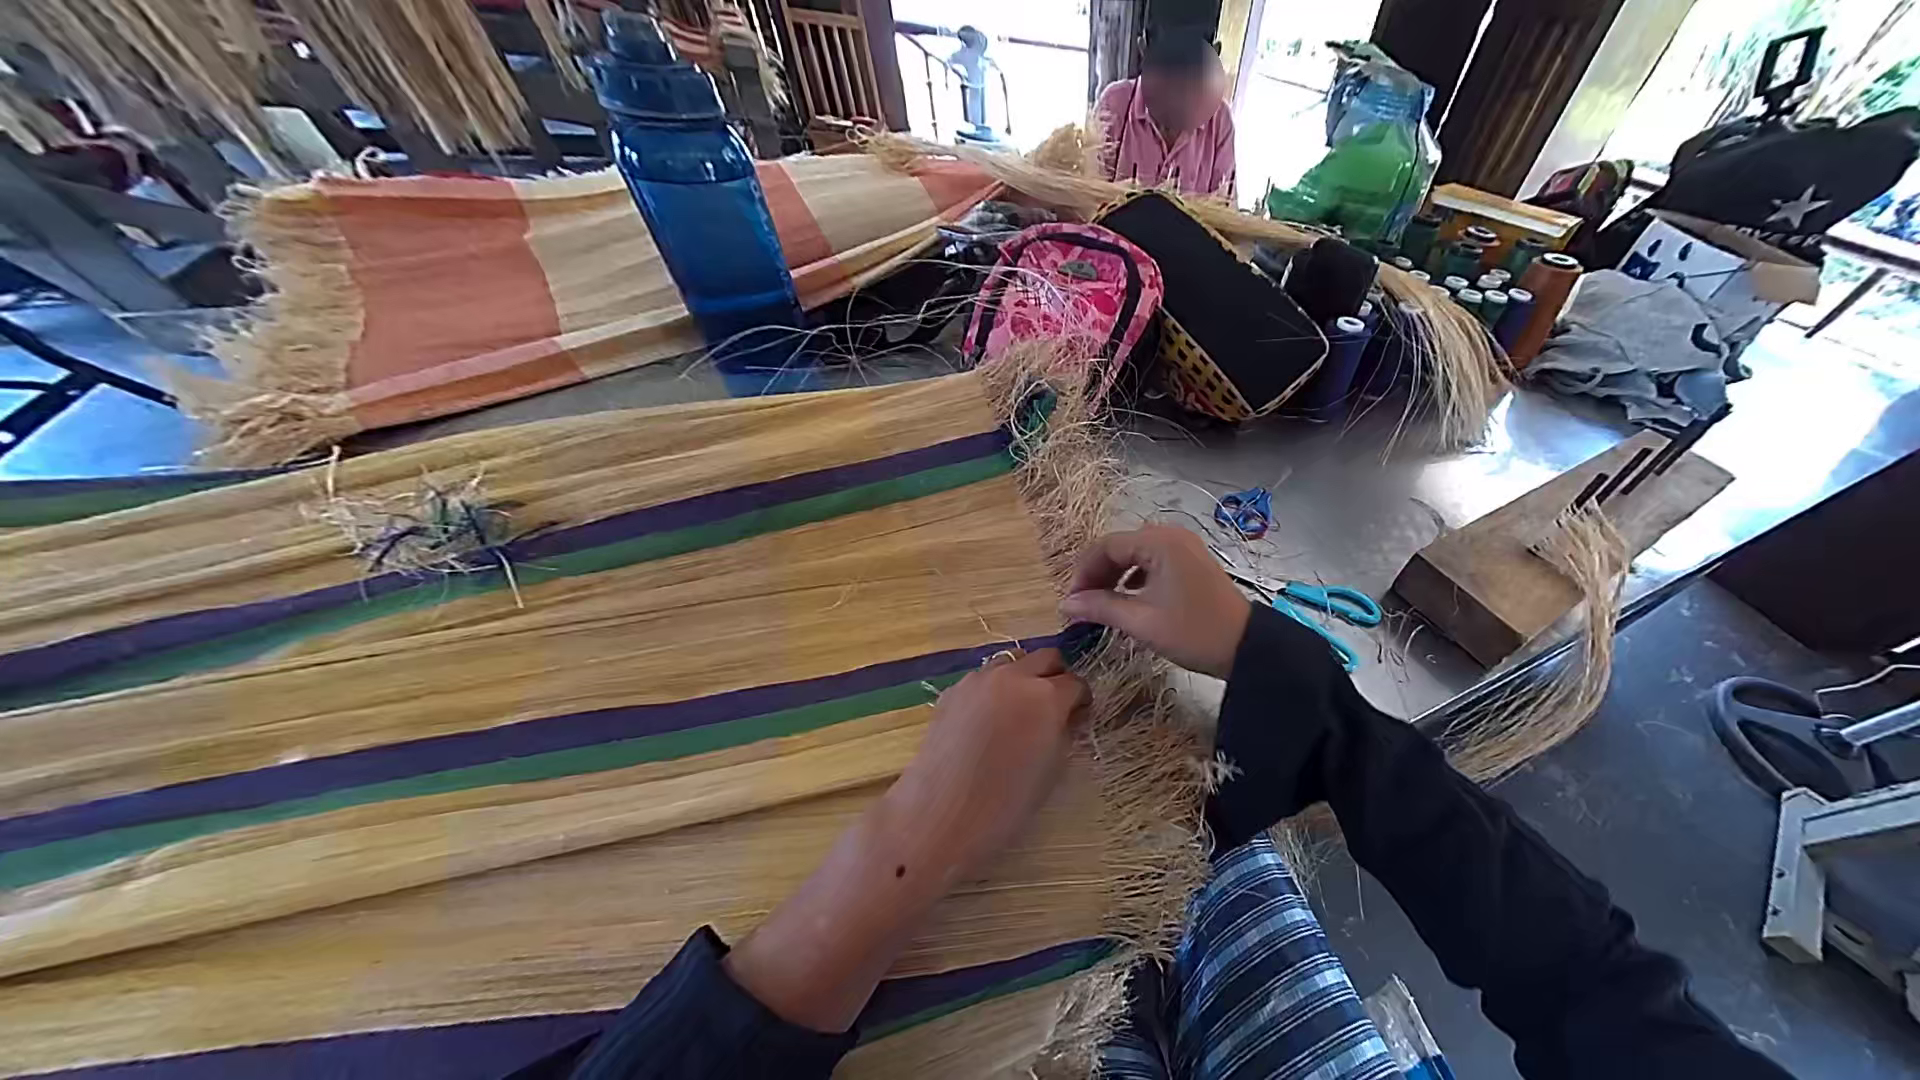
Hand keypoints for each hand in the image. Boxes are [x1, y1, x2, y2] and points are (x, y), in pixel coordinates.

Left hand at [880, 647, 1090, 886]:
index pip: (1076, 683)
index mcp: (1046, 696)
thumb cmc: (1007, 802)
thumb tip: (1066, 717)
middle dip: (1055, 676)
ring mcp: (979, 679)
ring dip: (1022, 678)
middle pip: (1045, 657)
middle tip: (1054, 705)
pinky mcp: (953, 689)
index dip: (1081, 700)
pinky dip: (993, 690)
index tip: (1079, 715)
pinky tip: (987, 721)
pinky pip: (982, 679)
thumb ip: (1064, 732)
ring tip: (1018, 711)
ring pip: (1011, 663)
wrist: (944, 811)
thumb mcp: (1053, 768)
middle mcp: (1013, 677)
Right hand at [1058, 525, 1250, 678]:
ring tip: (1102, 603)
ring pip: (1134, 554)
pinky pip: (1151, 560)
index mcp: (1159, 543)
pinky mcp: (1190, 561)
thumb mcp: (1141, 621)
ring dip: (1113, 575)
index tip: (1072, 600)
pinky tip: (1127, 598)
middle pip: (1119, 546)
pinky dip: (1133, 576)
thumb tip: (1066, 605)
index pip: (1105, 547)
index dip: (1083, 572)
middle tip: (1083, 603)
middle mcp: (1171, 536)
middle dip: (1097, 574)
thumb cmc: (1193, 633)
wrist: (1248, 648)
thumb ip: (1100, 608)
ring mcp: (1183, 547)